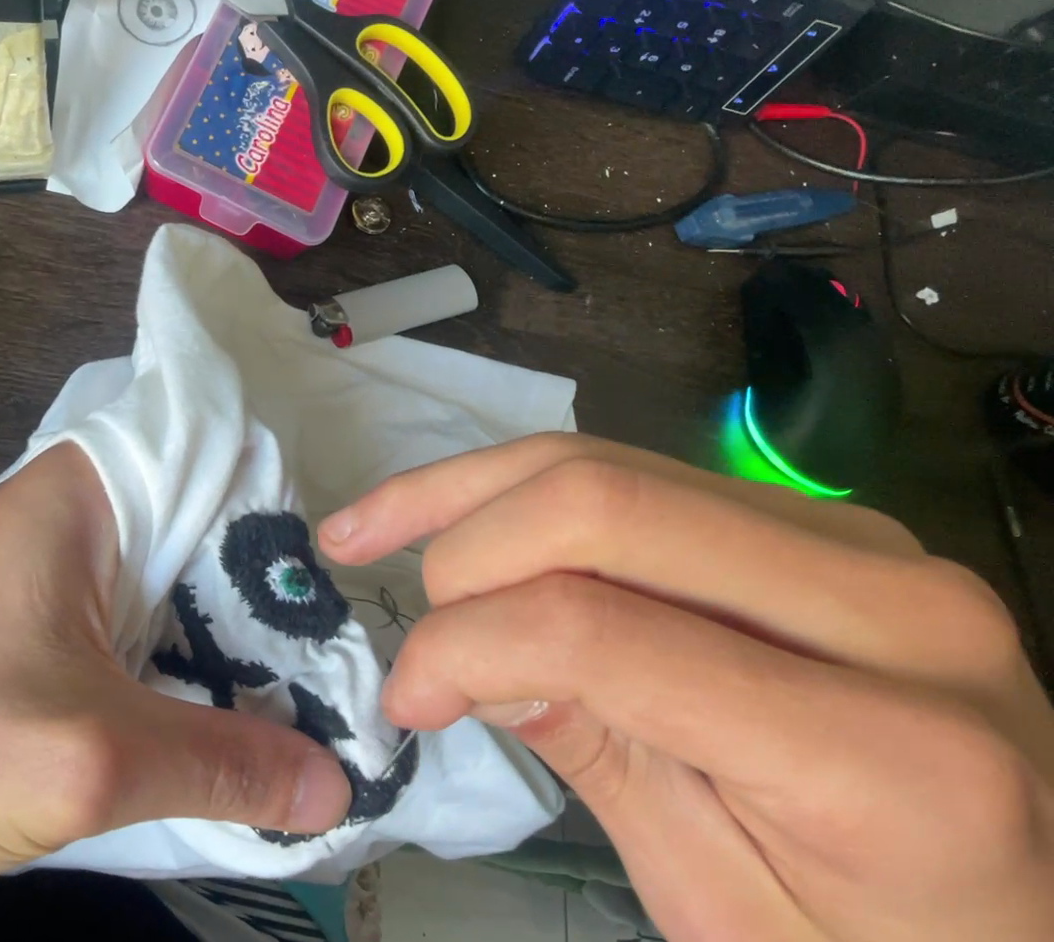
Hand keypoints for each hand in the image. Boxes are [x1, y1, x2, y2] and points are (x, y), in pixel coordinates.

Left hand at [0, 445, 351, 940]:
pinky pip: (139, 652)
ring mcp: (54, 584)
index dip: (298, 535)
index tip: (369, 602)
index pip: (222, 469)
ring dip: (237, 666)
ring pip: (178, 607)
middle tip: (368, 685)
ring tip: (328, 722)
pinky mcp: (38, 642)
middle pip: (210, 549)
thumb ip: (219, 764)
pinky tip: (242, 744)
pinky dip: (187, 693)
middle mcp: (73, 520)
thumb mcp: (82, 758)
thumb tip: (336, 783)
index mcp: (83, 494)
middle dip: (280, 618)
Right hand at [319, 433, 1053, 941]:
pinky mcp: (805, 512)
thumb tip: (464, 655)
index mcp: (887, 754)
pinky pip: (625, 465)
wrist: (1033, 902)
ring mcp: (851, 536)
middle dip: (460, 552)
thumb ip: (596, 756)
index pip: (599, 635)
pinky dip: (515, 486)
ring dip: (460, 490)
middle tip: (398, 604)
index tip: (404, 701)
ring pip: (597, 458)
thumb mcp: (723, 903)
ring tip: (368, 526)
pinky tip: (453, 513)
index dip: (463, 649)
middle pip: (597, 504)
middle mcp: (888, 606)